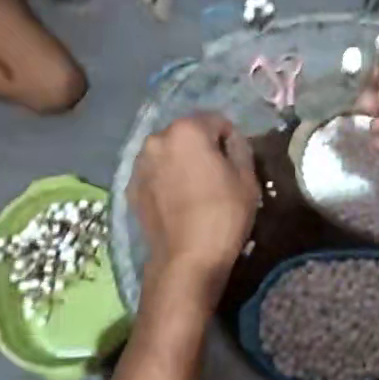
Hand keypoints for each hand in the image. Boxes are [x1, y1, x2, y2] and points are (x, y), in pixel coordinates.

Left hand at [129, 113, 258, 296]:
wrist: (187, 258)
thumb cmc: (224, 215)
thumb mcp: (247, 179)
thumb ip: (240, 149)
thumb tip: (232, 141)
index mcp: (187, 130)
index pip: (217, 121)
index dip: (231, 139)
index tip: (237, 162)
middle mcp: (157, 139)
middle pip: (188, 134)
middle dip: (202, 147)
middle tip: (216, 174)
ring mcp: (140, 164)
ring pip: (168, 153)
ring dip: (182, 162)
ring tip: (195, 189)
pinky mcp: (131, 187)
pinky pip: (155, 174)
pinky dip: (166, 179)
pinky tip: (178, 201)